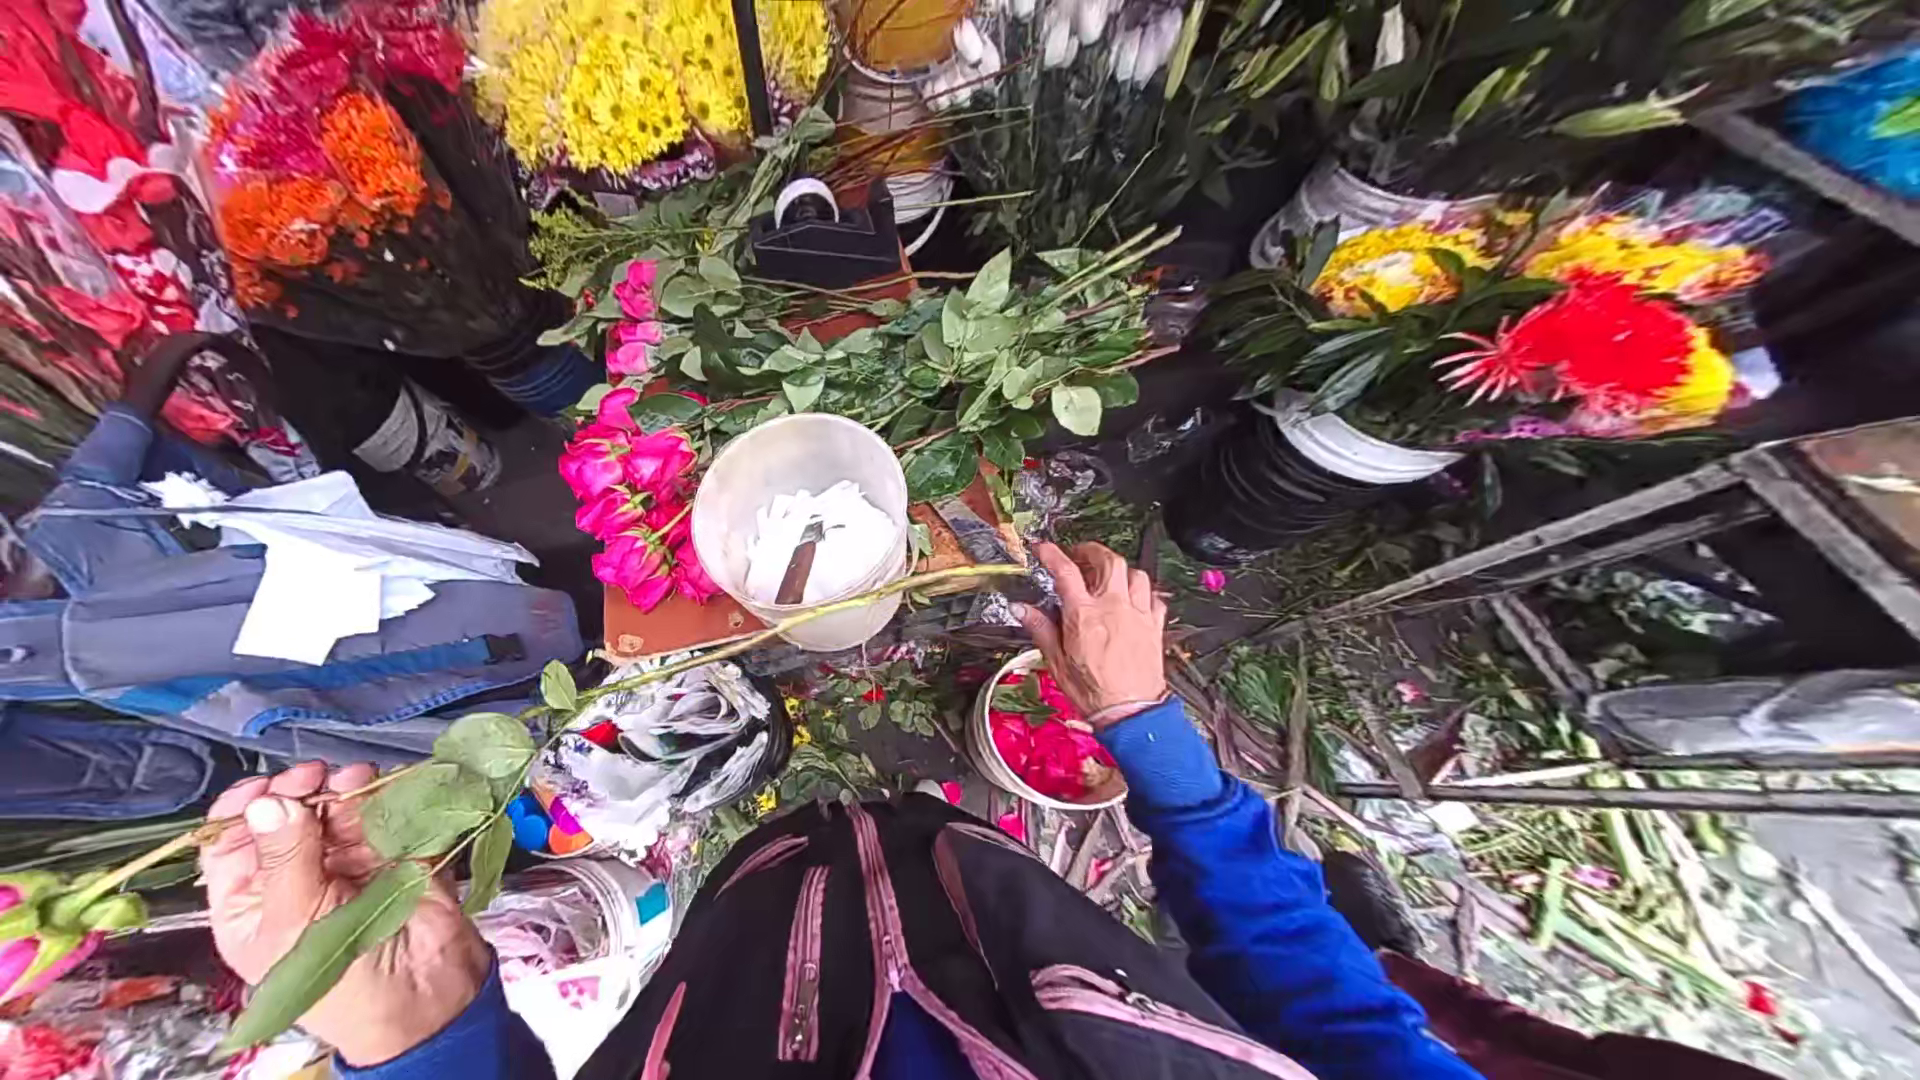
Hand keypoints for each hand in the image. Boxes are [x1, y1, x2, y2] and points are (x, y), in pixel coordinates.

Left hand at [201, 762, 489, 1065]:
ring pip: (346, 811)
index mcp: (256, 900)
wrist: (422, 985)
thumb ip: (287, 859)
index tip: (266, 785)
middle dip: (305, 792)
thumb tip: (268, 802)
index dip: (244, 812)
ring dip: (350, 789)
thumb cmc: (339, 974)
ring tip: (360, 777)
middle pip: (296, 819)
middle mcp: (304, 875)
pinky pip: (396, 815)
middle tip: (320, 776)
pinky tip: (392, 786)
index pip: (236, 846)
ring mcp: (357, 860)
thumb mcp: (295, 922)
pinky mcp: (405, 850)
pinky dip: (394, 796)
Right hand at [1015, 541, 1168, 726]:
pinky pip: (1153, 596)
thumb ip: (1040, 628)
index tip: (1044, 548)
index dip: (1052, 554)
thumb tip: (1021, 609)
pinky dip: (1142, 591)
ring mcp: (1137, 614)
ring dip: (1119, 569)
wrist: (1130, 712)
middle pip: (1108, 560)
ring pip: (1134, 573)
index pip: (1066, 571)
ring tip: (1107, 574)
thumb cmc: (1093, 690)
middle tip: (1080, 554)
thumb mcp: (1056, 660)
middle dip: (1092, 550)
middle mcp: (1113, 607)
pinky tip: (1133, 597)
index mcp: (1084, 614)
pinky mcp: (1153, 626)